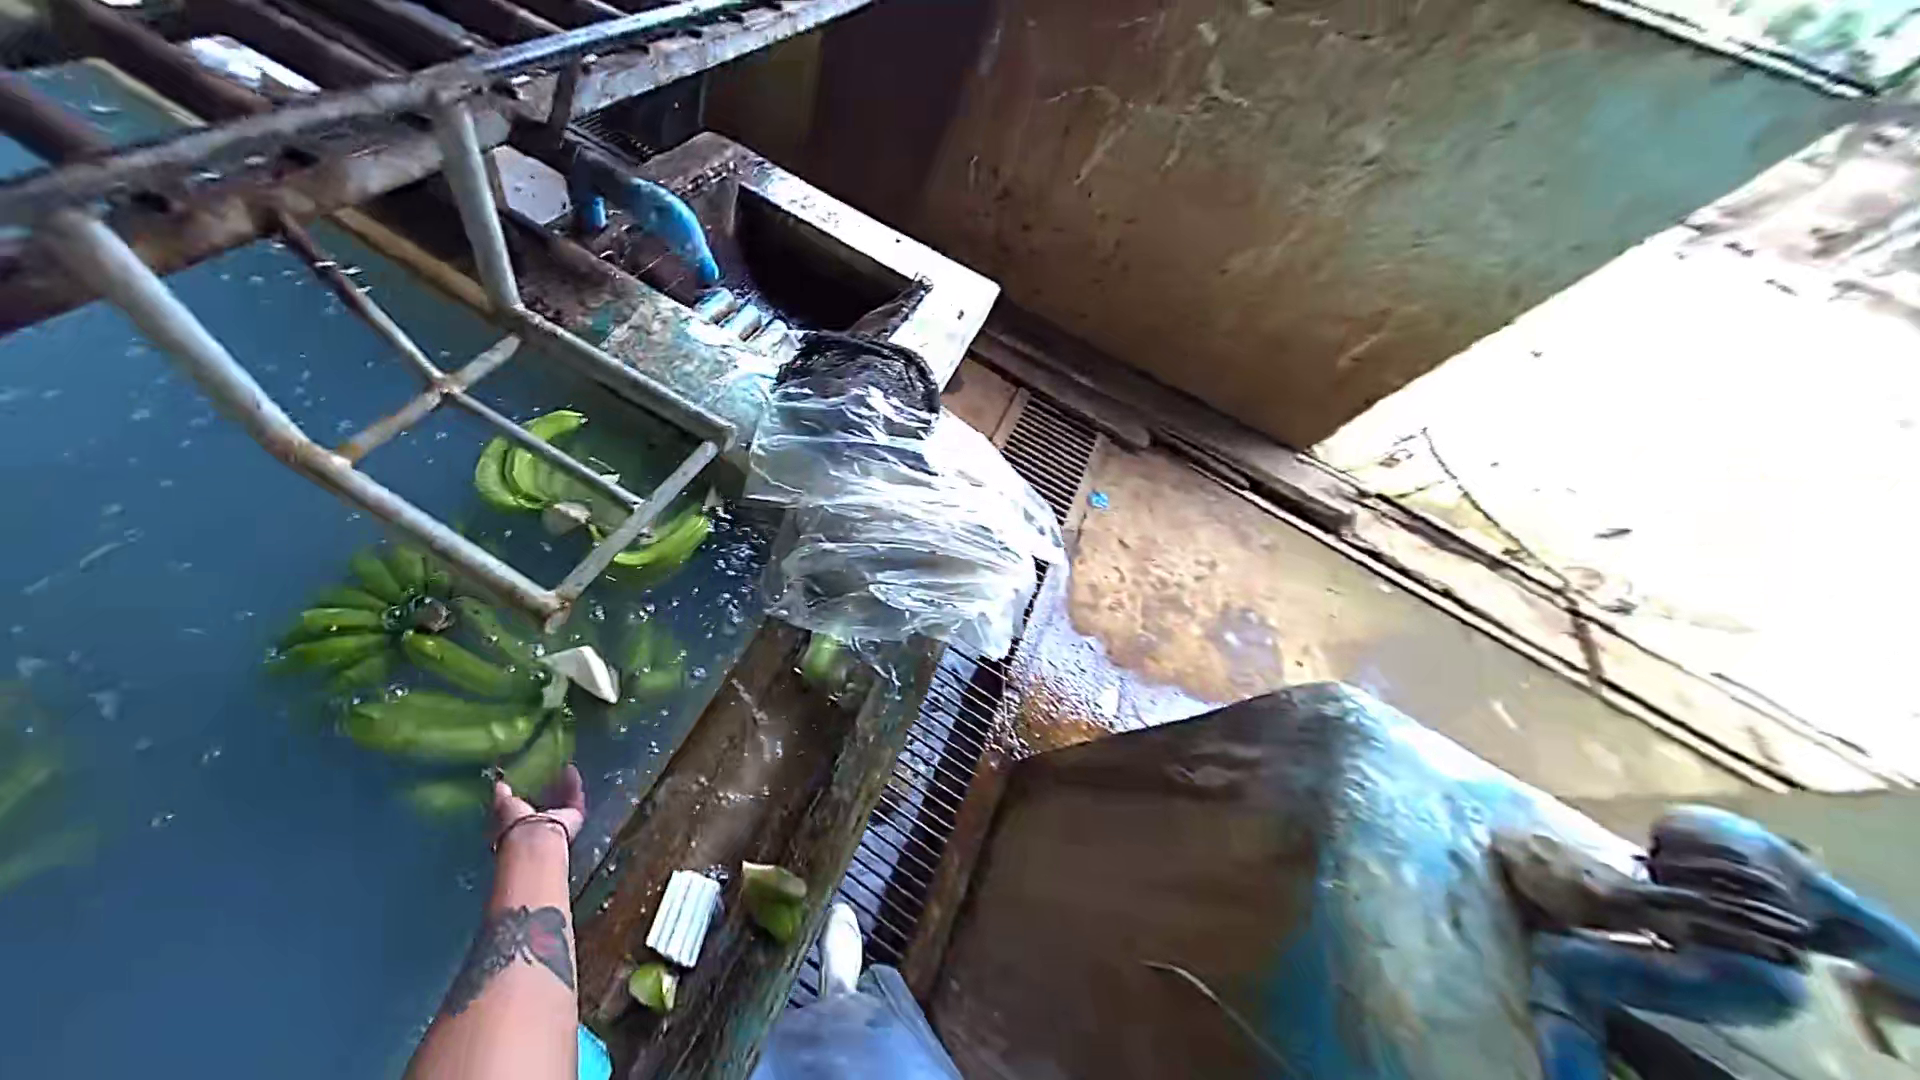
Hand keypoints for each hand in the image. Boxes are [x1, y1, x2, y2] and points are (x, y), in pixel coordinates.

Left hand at [491, 763, 586, 846]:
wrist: (537, 837)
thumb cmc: (516, 825)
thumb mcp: (504, 807)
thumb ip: (503, 796)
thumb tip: (499, 784)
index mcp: (520, 826)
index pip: (524, 808)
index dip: (527, 793)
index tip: (529, 779)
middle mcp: (540, 825)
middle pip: (546, 803)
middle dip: (549, 787)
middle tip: (550, 770)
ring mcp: (559, 820)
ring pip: (562, 799)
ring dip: (563, 783)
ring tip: (563, 766)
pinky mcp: (575, 816)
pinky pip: (574, 796)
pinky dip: (573, 783)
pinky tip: (571, 769)